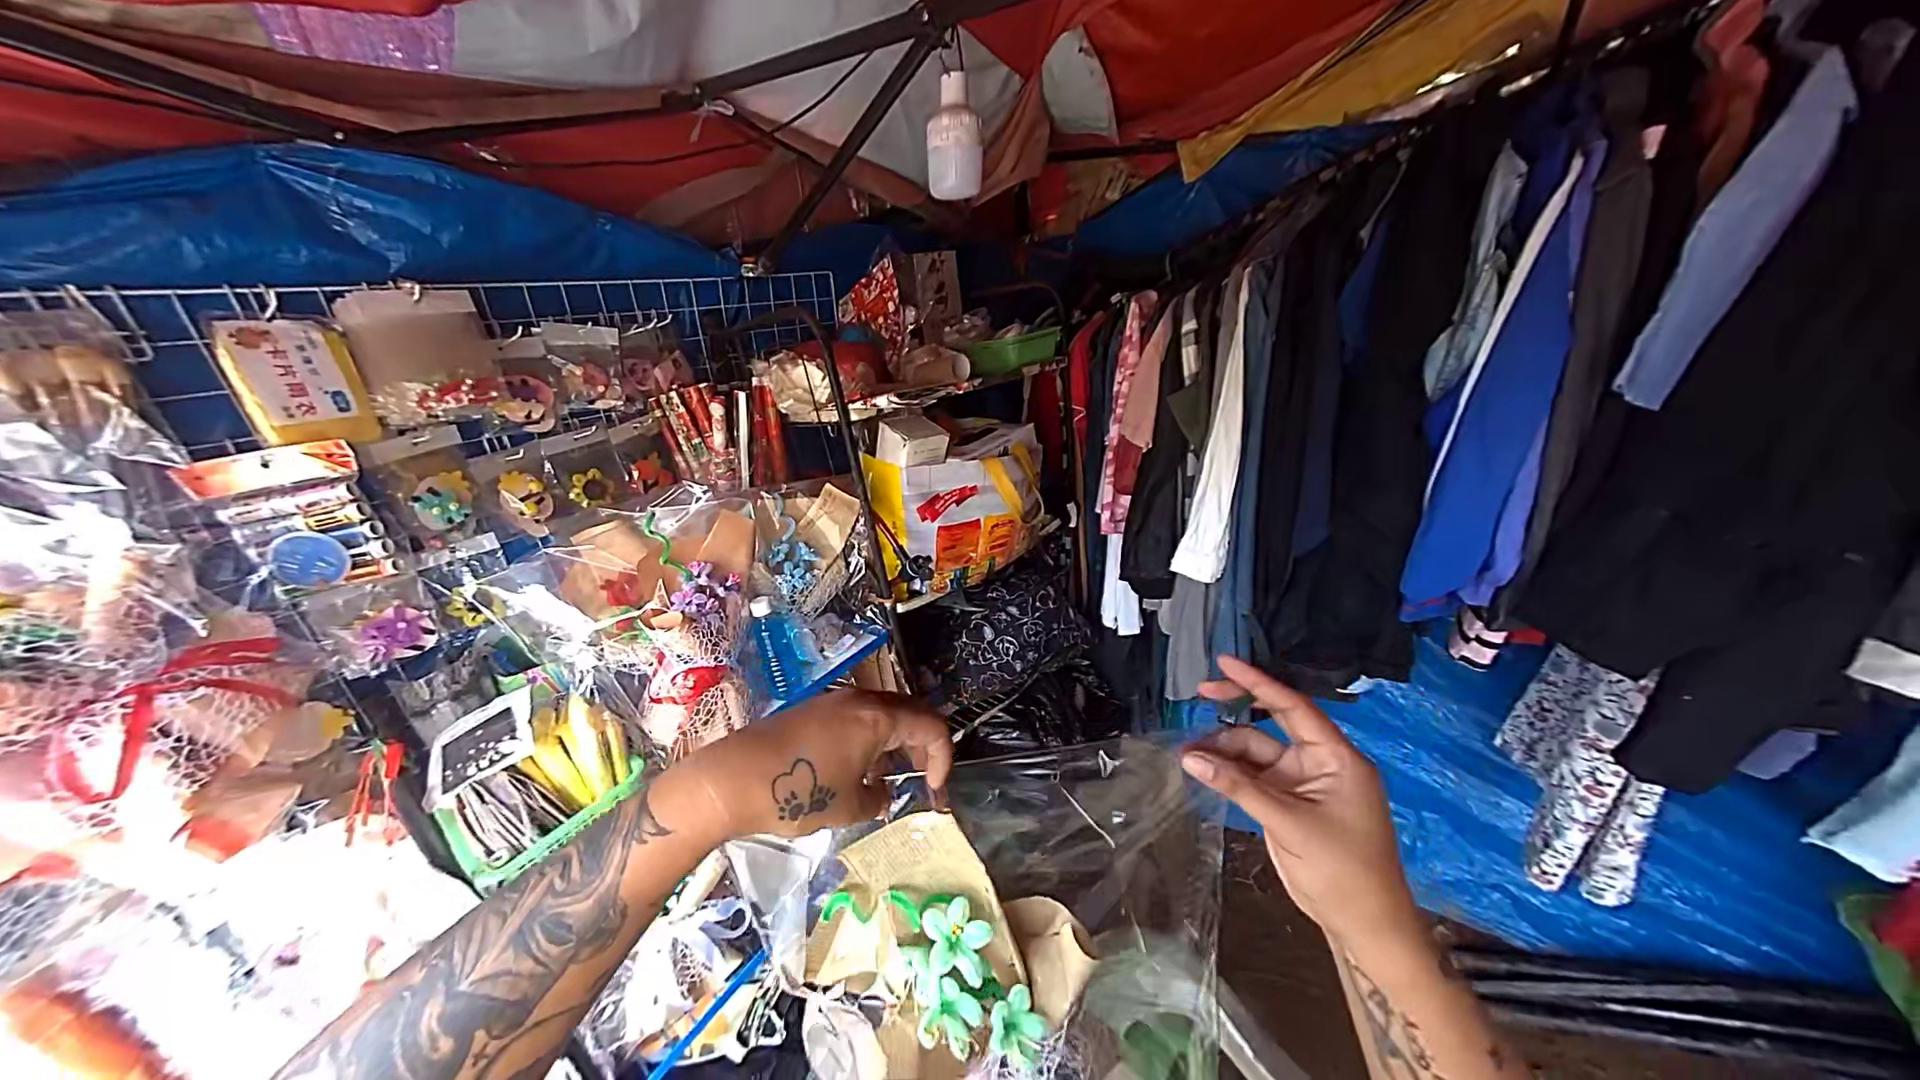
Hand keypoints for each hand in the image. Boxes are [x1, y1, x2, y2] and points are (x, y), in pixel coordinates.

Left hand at [673, 688, 952, 840]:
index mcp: (878, 718)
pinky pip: (857, 717)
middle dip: (922, 746)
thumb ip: (876, 800)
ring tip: (883, 778)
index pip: (932, 727)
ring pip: (882, 714)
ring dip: (894, 741)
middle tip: (920, 777)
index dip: (943, 757)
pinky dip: (869, 738)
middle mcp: (861, 701)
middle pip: (910, 713)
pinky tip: (852, 768)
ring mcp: (835, 701)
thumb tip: (882, 795)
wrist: (731, 779)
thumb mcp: (847, 807)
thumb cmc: (798, 793)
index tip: (934, 788)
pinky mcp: (814, 708)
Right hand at [1182, 655, 1420, 945]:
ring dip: (1222, 749)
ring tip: (1188, 752)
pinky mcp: (1284, 801)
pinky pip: (1250, 775)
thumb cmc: (1344, 870)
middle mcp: (1317, 761)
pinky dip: (1226, 771)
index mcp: (1336, 757)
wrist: (1362, 924)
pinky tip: (1201, 767)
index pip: (1293, 707)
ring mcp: (1298, 781)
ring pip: (1253, 751)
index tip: (1225, 663)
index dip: (1259, 683)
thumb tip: (1190, 758)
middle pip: (1270, 722)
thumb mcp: (1290, 822)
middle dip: (1236, 708)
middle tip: (1200, 693)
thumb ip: (1238, 786)